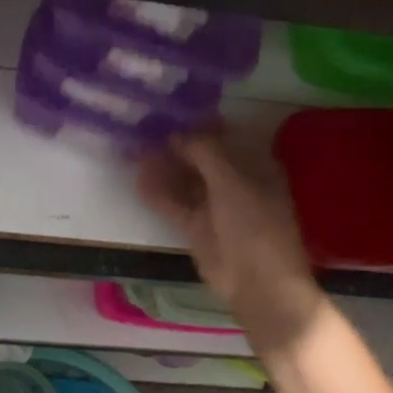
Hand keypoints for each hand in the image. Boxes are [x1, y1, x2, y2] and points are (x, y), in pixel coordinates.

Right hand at [138, 129, 324, 349]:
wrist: (257, 284)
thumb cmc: (255, 227)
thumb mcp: (232, 181)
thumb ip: (205, 152)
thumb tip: (178, 131)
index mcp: (256, 167)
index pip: (227, 136)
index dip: (201, 124)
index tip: (172, 109)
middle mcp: (236, 182)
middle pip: (203, 157)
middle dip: (176, 144)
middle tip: (146, 126)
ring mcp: (215, 206)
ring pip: (186, 180)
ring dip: (164, 167)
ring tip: (135, 148)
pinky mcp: (196, 227)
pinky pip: (174, 204)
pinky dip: (158, 193)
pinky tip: (139, 178)